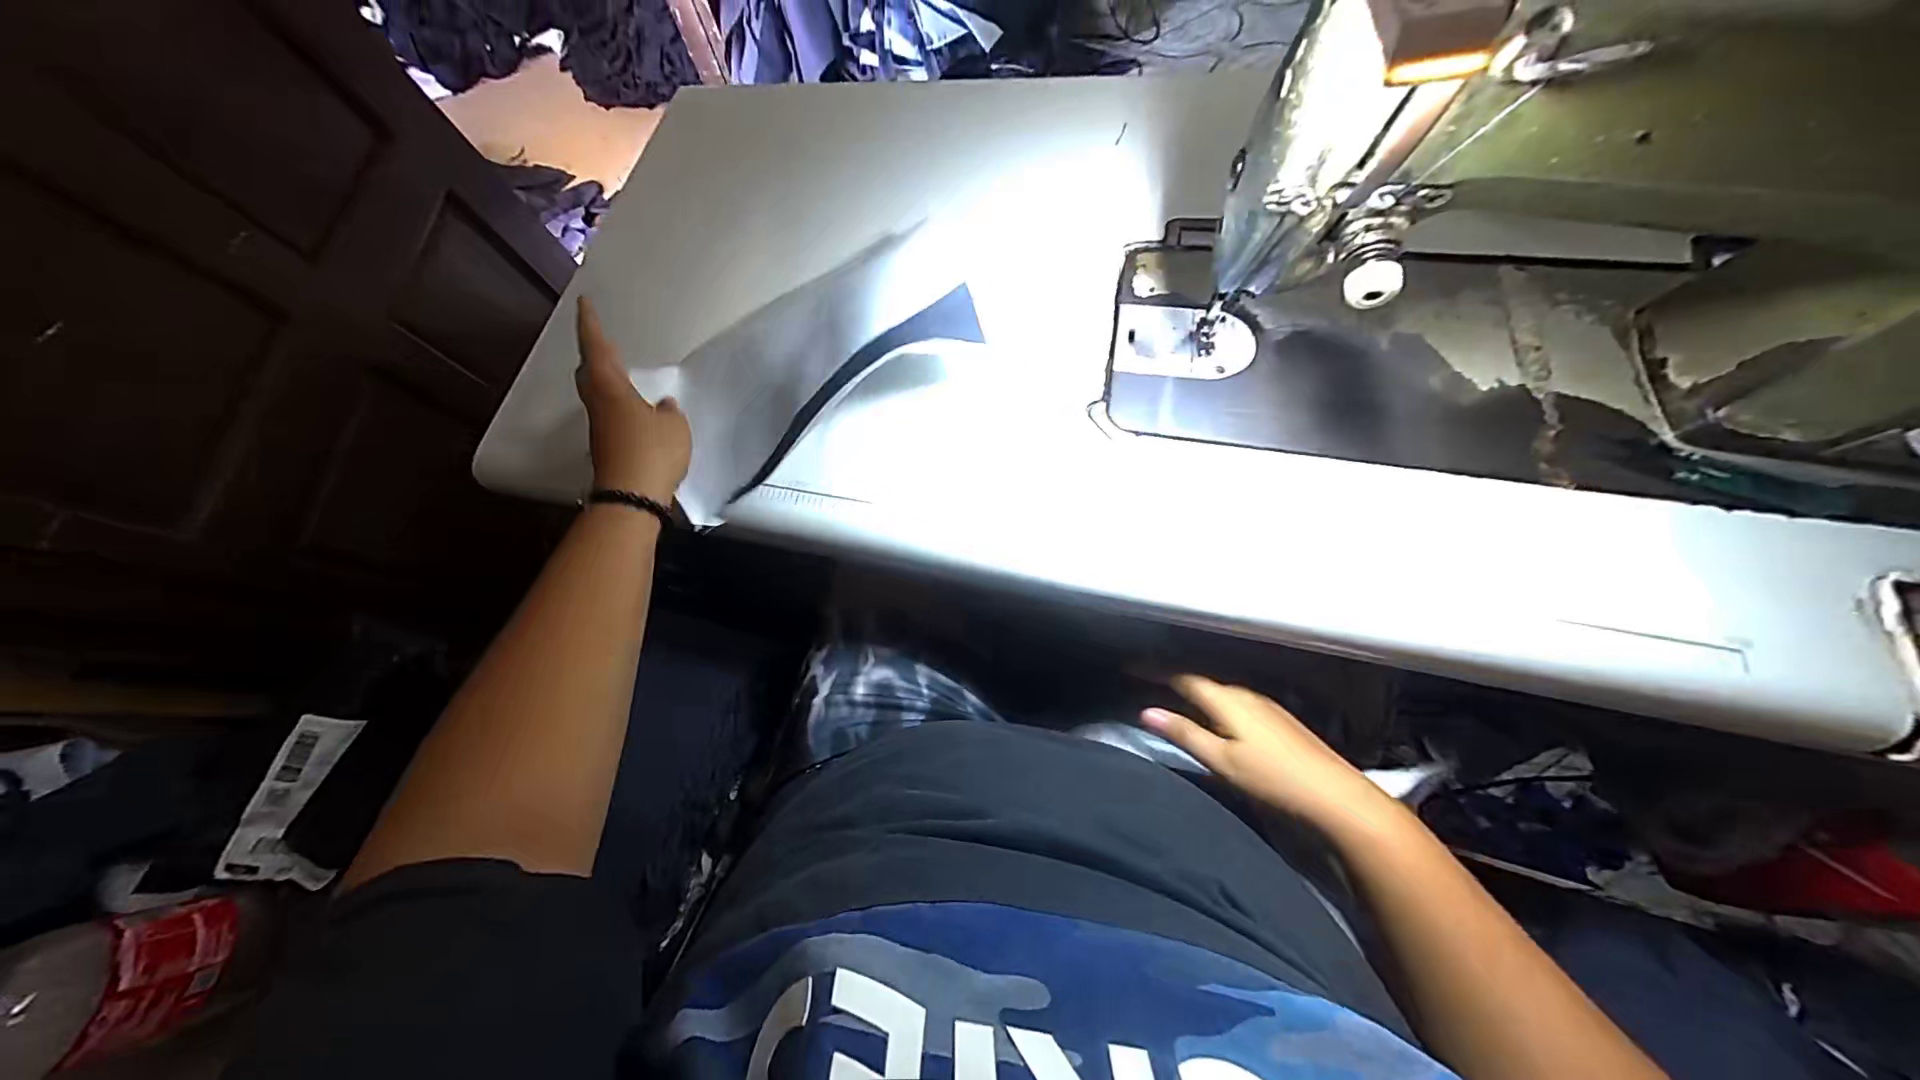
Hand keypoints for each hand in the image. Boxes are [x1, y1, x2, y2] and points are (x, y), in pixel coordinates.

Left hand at [575, 296, 690, 502]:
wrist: (631, 497)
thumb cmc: (653, 453)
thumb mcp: (675, 426)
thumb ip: (669, 412)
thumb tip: (663, 406)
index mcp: (611, 389)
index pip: (597, 348)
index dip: (591, 325)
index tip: (584, 305)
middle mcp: (599, 405)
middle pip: (590, 373)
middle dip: (596, 356)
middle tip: (605, 344)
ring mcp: (600, 429)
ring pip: (599, 396)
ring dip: (608, 383)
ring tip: (624, 376)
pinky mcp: (607, 448)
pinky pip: (611, 418)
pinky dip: (620, 408)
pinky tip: (638, 414)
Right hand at [1142, 675, 1406, 835]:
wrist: (1337, 797)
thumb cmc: (1274, 780)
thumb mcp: (1221, 760)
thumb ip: (1185, 734)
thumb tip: (1148, 712)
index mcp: (1228, 699)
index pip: (1182, 676)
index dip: (1155, 670)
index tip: (1131, 668)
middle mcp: (1246, 694)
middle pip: (1202, 677)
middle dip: (1172, 675)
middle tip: (1146, 678)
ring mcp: (1265, 705)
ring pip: (1219, 687)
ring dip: (1194, 687)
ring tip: (1172, 692)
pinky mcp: (1278, 719)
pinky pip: (1234, 698)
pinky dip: (1213, 699)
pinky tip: (1212, 712)